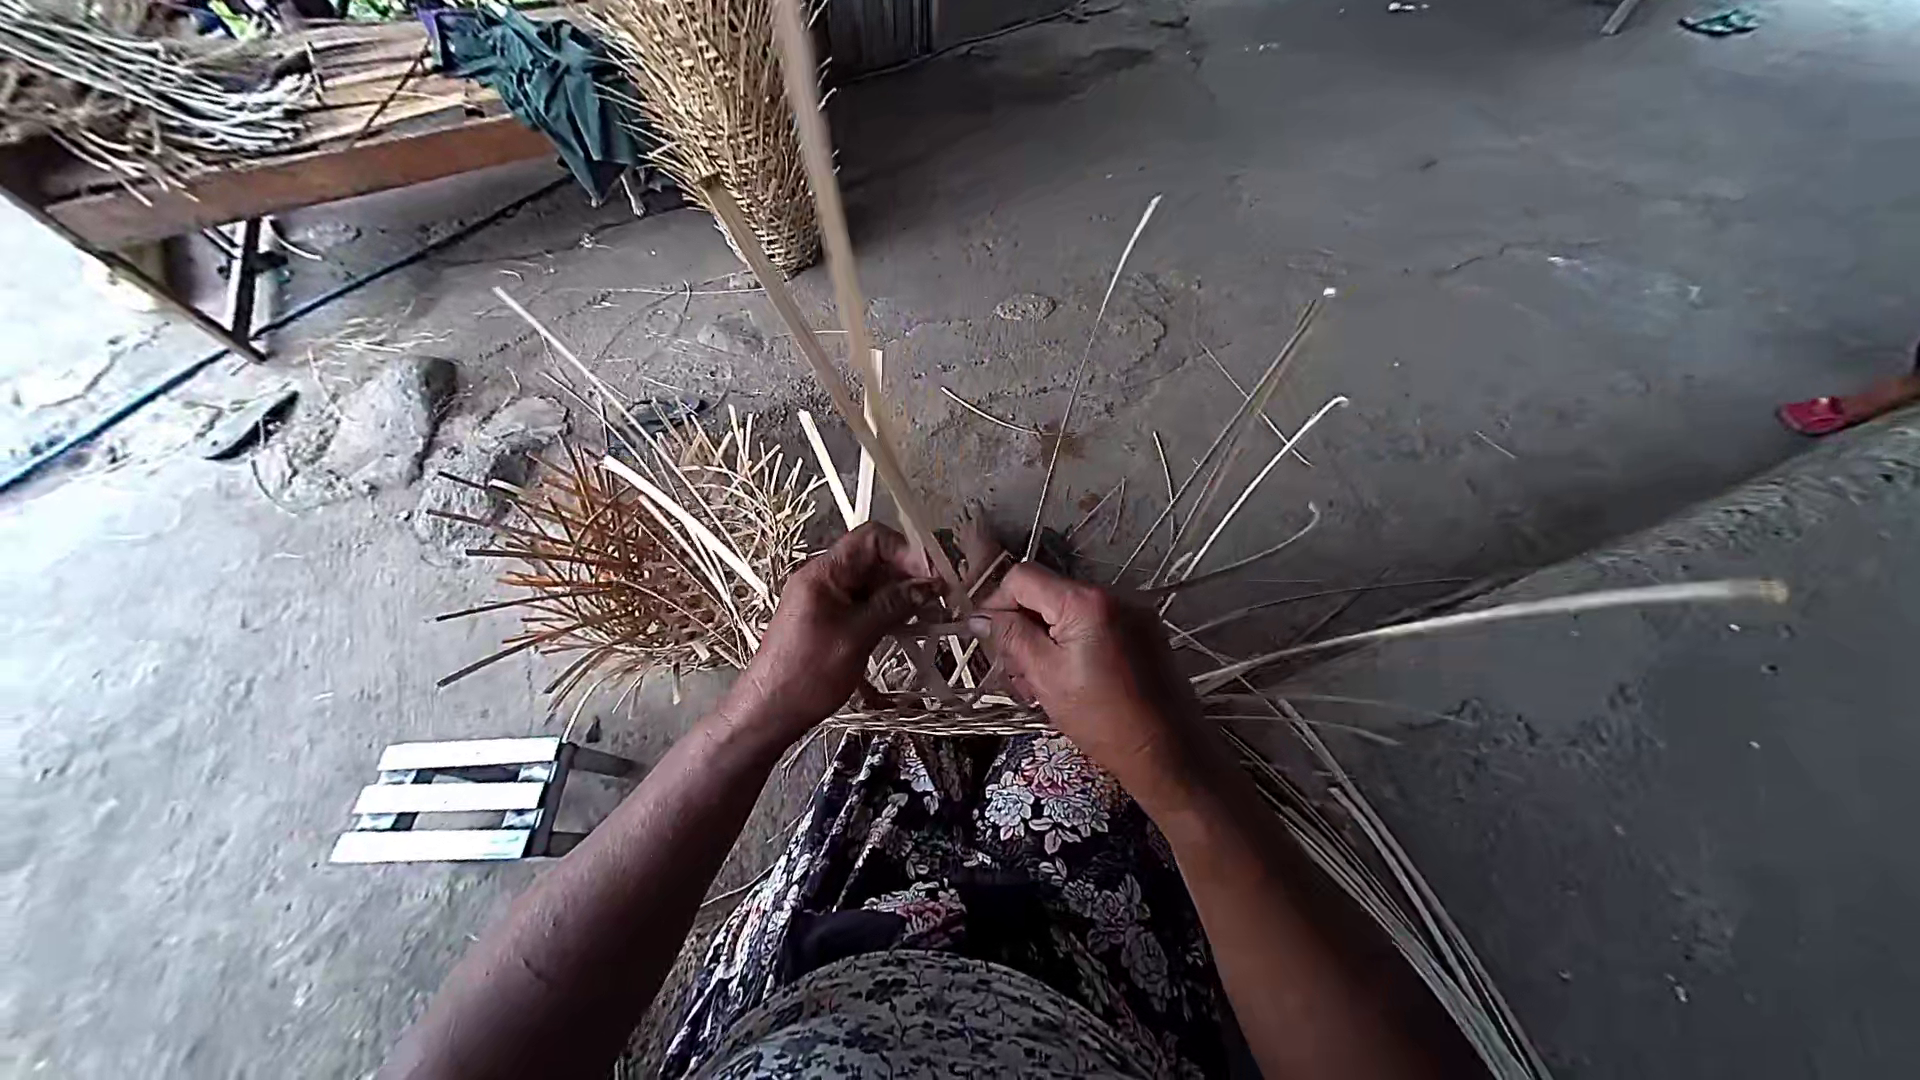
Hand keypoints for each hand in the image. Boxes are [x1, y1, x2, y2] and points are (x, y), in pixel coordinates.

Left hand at [720, 523, 936, 744]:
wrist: (769, 711)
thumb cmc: (807, 674)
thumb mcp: (856, 637)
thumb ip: (892, 605)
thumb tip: (928, 585)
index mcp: (824, 573)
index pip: (871, 538)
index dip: (906, 550)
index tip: (933, 573)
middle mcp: (826, 578)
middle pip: (875, 558)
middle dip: (910, 572)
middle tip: (941, 594)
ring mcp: (828, 598)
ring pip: (874, 581)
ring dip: (904, 592)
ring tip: (932, 611)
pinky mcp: (833, 618)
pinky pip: (867, 602)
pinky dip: (890, 608)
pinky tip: (912, 623)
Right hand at [971, 563, 1208, 802]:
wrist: (1169, 754)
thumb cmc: (1103, 719)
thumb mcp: (1045, 676)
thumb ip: (1010, 637)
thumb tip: (980, 617)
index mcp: (1086, 601)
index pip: (1023, 577)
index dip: (998, 602)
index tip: (990, 637)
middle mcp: (1113, 594)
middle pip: (1047, 593)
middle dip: (1023, 626)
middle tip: (1015, 671)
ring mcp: (1133, 611)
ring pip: (1069, 611)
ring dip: (1046, 638)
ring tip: (1041, 682)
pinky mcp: (1144, 630)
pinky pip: (1095, 623)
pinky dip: (1073, 643)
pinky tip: (1070, 679)